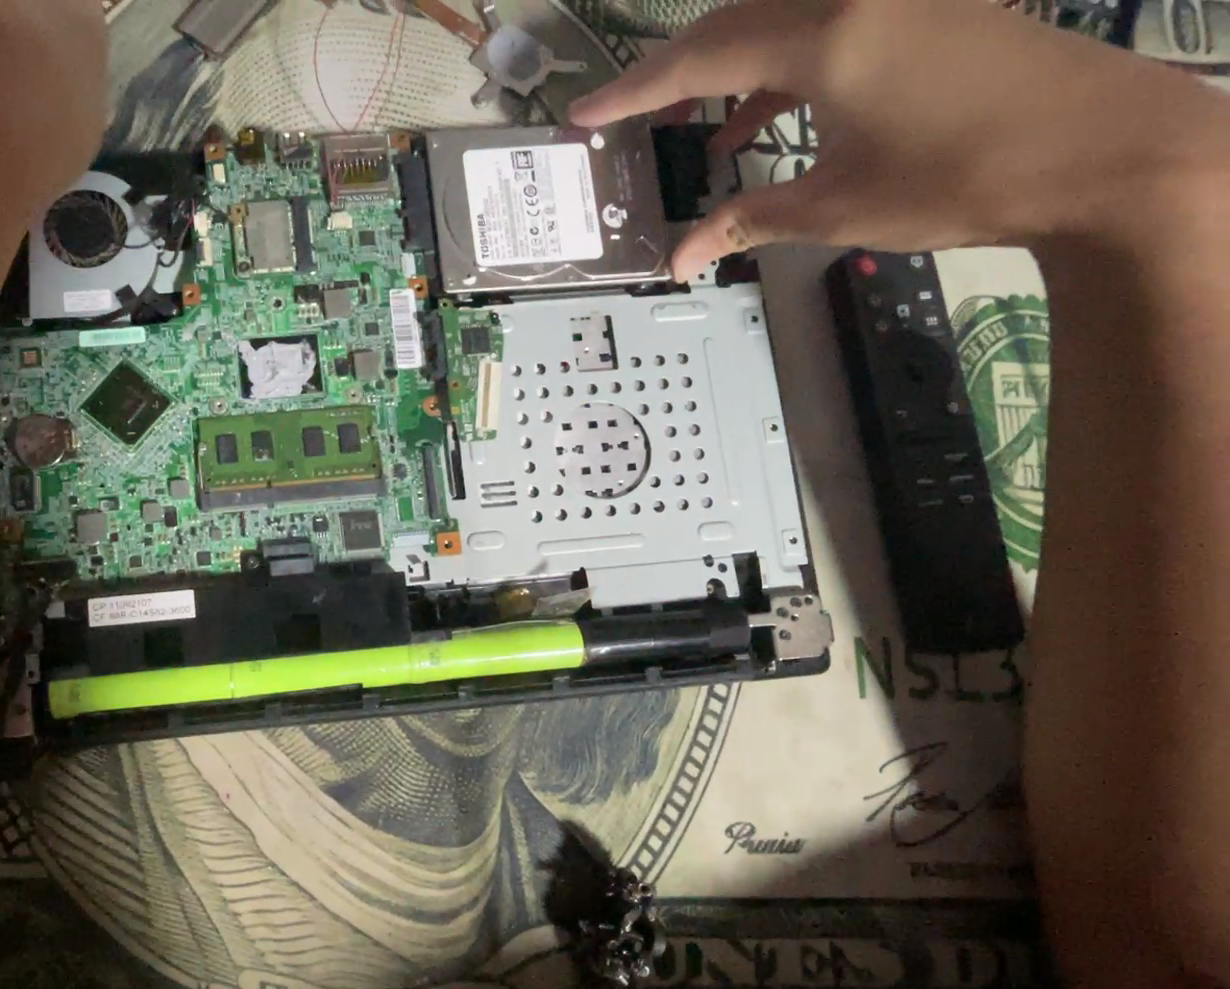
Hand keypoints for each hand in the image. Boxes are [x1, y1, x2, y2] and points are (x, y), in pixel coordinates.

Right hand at [569, 0, 1229, 280]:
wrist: (1109, 152)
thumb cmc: (962, 181)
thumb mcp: (836, 207)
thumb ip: (745, 222)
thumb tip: (677, 262)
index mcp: (826, 38)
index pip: (699, 60)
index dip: (631, 92)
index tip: (580, 116)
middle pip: (730, 24)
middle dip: (668, 73)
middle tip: (620, 115)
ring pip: (775, 20)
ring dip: (720, 69)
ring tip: (677, 123)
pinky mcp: (920, 11)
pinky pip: (820, 28)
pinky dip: (774, 71)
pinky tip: (750, 124)